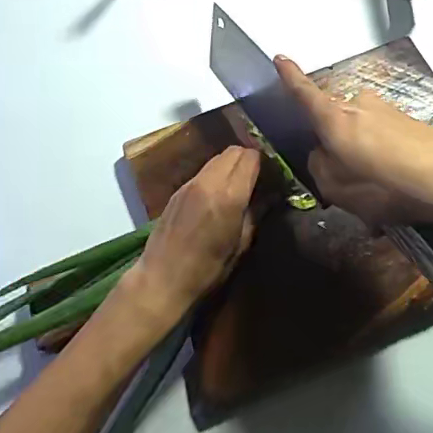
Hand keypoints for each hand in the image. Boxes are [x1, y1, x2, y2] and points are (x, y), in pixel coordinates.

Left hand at [120, 146, 260, 317]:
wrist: (161, 280)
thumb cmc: (207, 269)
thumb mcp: (241, 244)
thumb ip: (256, 213)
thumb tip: (271, 195)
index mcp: (229, 196)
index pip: (250, 158)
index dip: (264, 162)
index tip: (271, 174)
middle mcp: (208, 183)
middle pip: (233, 151)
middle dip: (248, 158)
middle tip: (257, 176)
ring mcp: (190, 184)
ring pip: (217, 158)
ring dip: (231, 164)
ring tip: (239, 183)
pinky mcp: (177, 191)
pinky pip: (203, 171)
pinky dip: (216, 174)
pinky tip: (218, 193)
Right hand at [275, 56, 432, 232]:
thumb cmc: (388, 186)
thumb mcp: (338, 189)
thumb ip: (320, 166)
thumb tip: (324, 153)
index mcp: (335, 119)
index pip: (305, 93)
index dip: (290, 77)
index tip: (281, 58)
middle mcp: (359, 106)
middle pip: (335, 119)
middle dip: (335, 143)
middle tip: (344, 178)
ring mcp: (386, 110)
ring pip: (361, 131)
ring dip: (362, 155)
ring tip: (374, 192)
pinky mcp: (408, 120)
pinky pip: (383, 138)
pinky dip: (383, 158)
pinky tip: (395, 186)